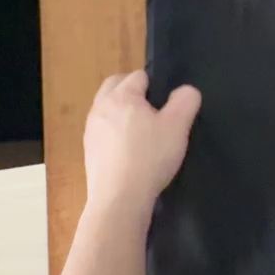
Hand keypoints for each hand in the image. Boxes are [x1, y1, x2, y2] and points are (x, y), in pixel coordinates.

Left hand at [82, 70, 200, 223]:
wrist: (120, 199)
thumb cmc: (149, 157)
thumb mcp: (178, 126)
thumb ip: (185, 101)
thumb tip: (185, 90)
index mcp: (121, 96)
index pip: (139, 75)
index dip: (156, 86)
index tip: (167, 105)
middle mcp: (101, 107)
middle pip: (115, 85)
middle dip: (132, 90)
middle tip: (152, 109)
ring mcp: (91, 130)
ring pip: (106, 108)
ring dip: (121, 111)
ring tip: (141, 130)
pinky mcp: (88, 151)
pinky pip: (102, 130)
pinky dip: (114, 132)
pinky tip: (129, 150)